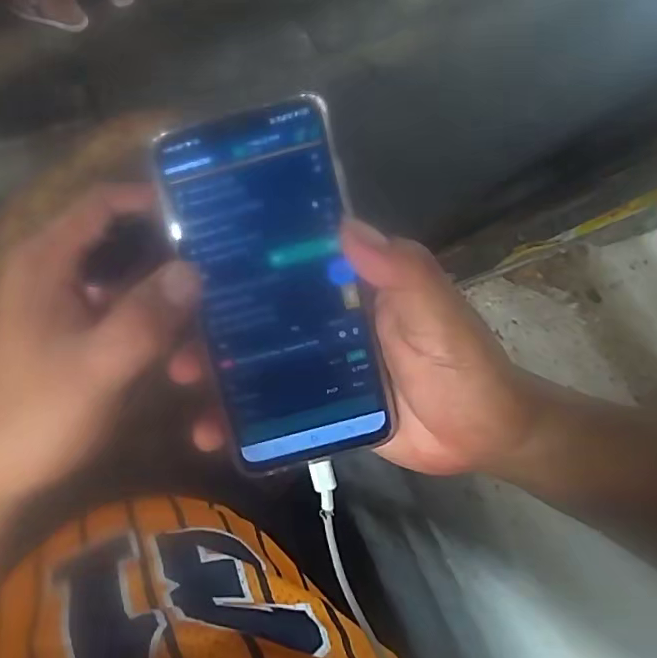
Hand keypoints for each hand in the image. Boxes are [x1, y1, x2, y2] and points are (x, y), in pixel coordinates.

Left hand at [0, 184, 199, 505]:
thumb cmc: (38, 417)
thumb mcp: (102, 365)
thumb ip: (149, 314)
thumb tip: (194, 269)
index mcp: (46, 264)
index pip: (102, 203)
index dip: (151, 200)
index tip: (204, 211)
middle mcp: (54, 276)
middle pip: (123, 245)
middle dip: (172, 264)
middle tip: (222, 271)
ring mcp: (65, 310)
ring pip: (131, 288)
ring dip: (169, 313)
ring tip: (203, 347)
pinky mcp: (75, 341)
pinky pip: (126, 320)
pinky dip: (155, 335)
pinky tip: (184, 369)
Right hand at [172, 219, 544, 475]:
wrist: (482, 434)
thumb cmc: (464, 360)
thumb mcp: (437, 308)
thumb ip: (400, 270)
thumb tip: (342, 223)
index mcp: (356, 285)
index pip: (297, 260)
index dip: (252, 256)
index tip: (200, 256)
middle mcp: (333, 320)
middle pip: (267, 314)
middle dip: (220, 320)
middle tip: (174, 330)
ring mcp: (325, 367)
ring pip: (263, 362)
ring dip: (222, 369)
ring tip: (182, 379)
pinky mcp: (324, 410)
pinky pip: (277, 410)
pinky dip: (245, 420)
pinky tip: (211, 434)